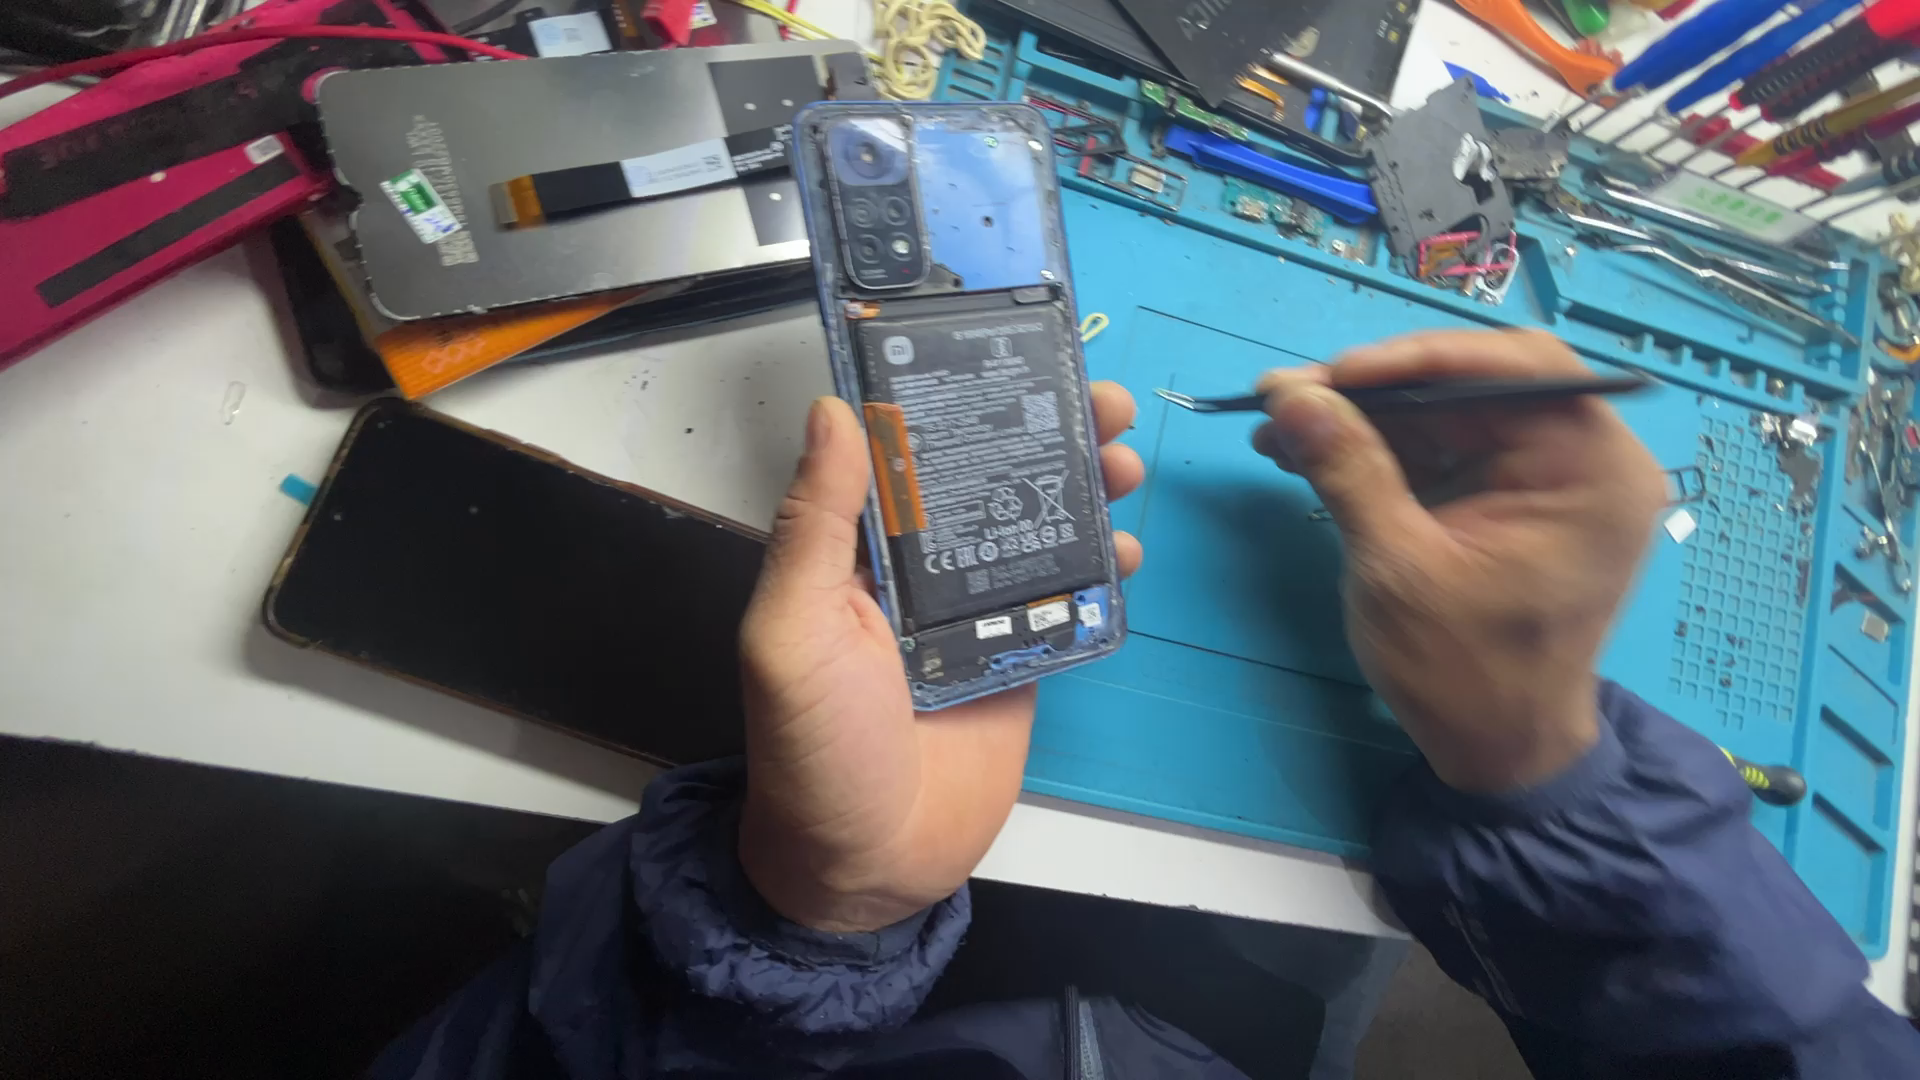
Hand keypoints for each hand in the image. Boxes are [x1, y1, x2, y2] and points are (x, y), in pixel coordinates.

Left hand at [738, 385, 1144, 932]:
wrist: (871, 861)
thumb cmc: (818, 746)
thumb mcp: (794, 630)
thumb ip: (814, 526)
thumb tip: (833, 410)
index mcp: (865, 547)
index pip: (915, 450)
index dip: (961, 396)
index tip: (1011, 353)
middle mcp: (924, 564)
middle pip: (991, 477)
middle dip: (1045, 431)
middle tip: (1099, 401)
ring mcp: (979, 607)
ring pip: (1037, 525)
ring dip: (1083, 485)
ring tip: (1122, 462)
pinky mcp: (1021, 652)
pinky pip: (1065, 595)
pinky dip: (1099, 567)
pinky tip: (1125, 547)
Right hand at [1254, 330, 1664, 792]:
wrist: (1489, 744)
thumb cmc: (1459, 666)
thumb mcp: (1395, 565)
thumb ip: (1348, 470)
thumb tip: (1290, 397)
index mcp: (1586, 469)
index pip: (1514, 369)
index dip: (1416, 358)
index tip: (1330, 376)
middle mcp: (1568, 459)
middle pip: (1463, 387)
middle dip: (1366, 392)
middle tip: (1281, 397)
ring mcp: (1524, 480)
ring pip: (1432, 416)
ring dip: (1351, 421)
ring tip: (1274, 428)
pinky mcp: (1484, 500)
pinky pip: (1423, 453)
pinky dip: (1361, 451)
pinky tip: (1300, 453)